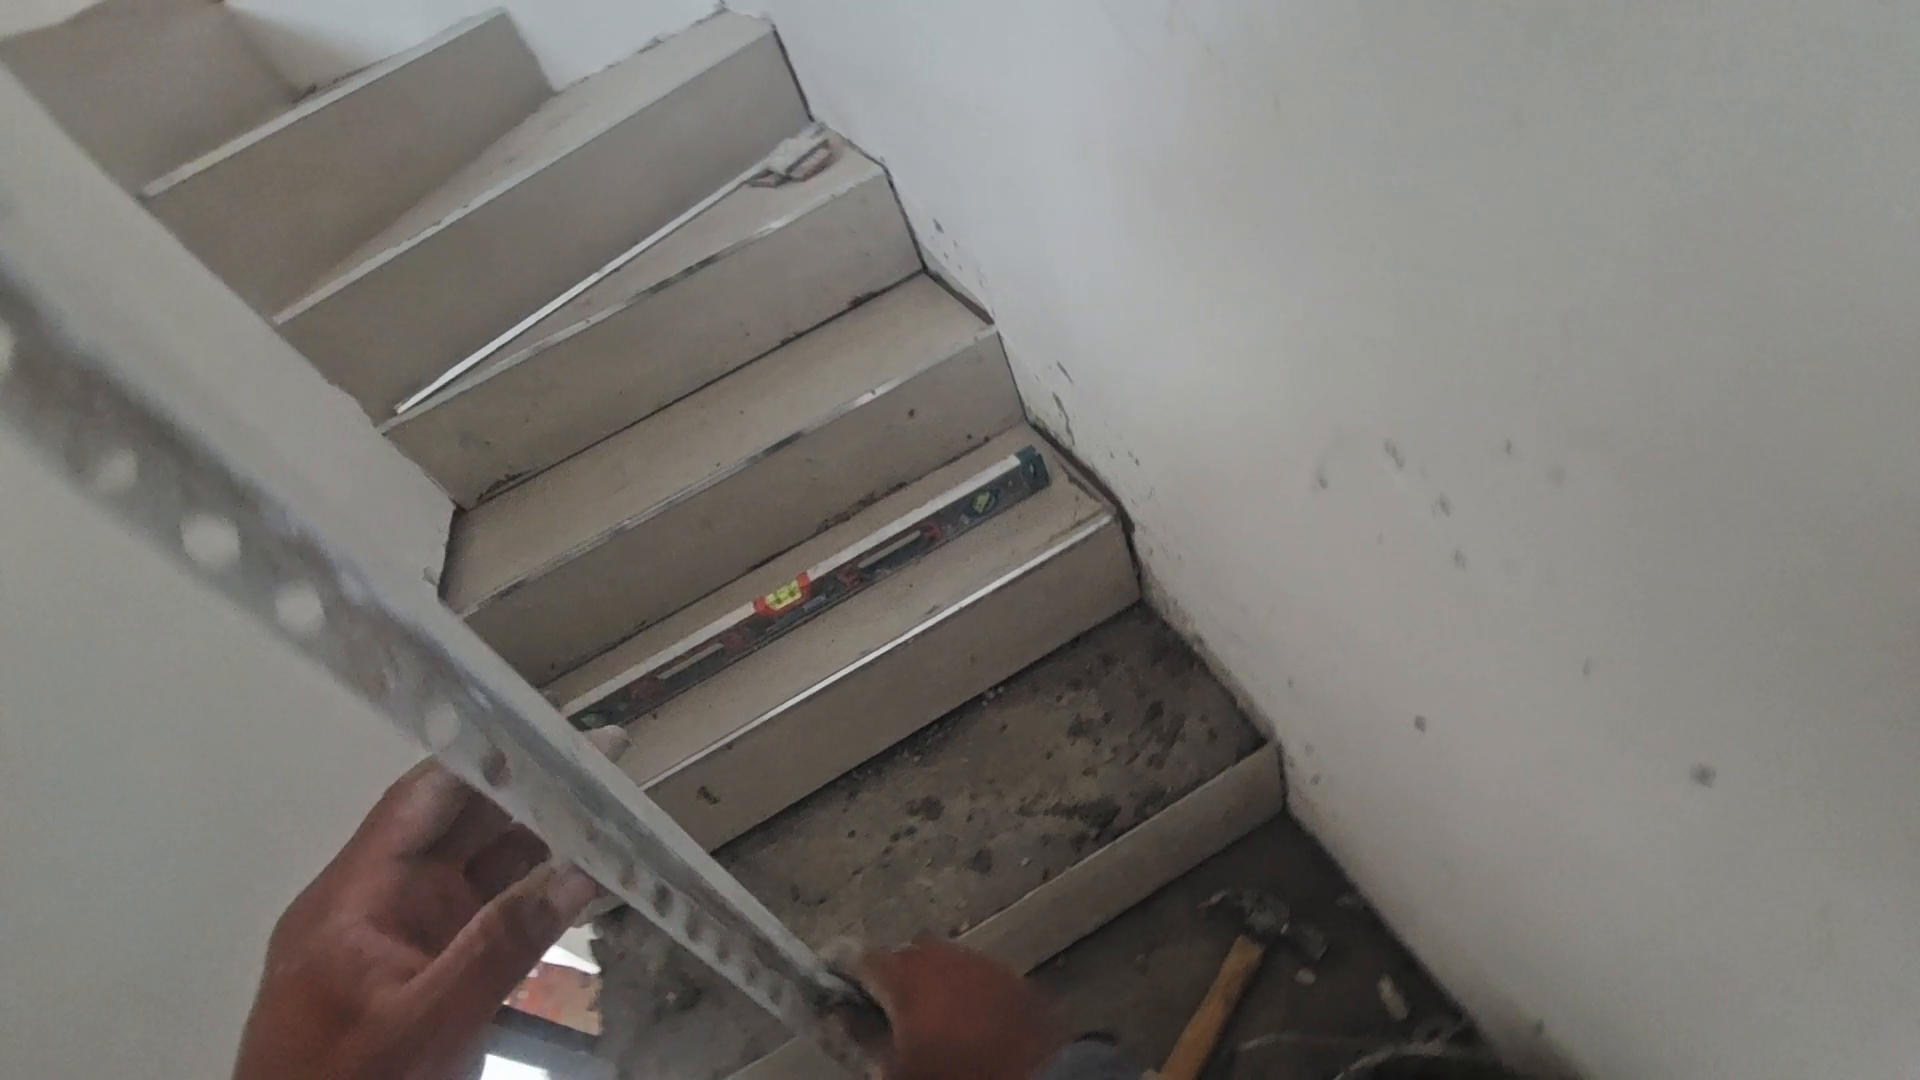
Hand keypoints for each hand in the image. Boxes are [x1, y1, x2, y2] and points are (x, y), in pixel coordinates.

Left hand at [232, 727, 627, 1079]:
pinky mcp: (446, 961)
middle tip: (604, 757)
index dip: (485, 756)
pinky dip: (548, 883)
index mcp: (355, 896)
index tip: (548, 730)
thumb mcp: (419, 1026)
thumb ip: (497, 947)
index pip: (423, 799)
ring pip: (494, 860)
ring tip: (612, 801)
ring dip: (551, 832)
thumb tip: (579, 872)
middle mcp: (388, 898)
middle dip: (534, 787)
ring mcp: (420, 930)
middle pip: (468, 821)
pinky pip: (505, 905)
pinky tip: (594, 866)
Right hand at [852, 938, 1070, 1079]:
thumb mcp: (897, 1071)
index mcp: (904, 973)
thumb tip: (842, 1016)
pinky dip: (962, 988)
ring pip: (940, 960)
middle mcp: (938, 953)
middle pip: (903, 955)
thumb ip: (866, 1039)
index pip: (863, 960)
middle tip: (889, 1014)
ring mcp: (975, 958)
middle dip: (893, 978)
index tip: (842, 996)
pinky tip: (966, 1016)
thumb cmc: (952, 1075)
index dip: (848, 977)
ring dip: (930, 980)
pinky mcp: (1006, 972)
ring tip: (929, 1016)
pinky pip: (971, 972)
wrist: (1032, 1077)